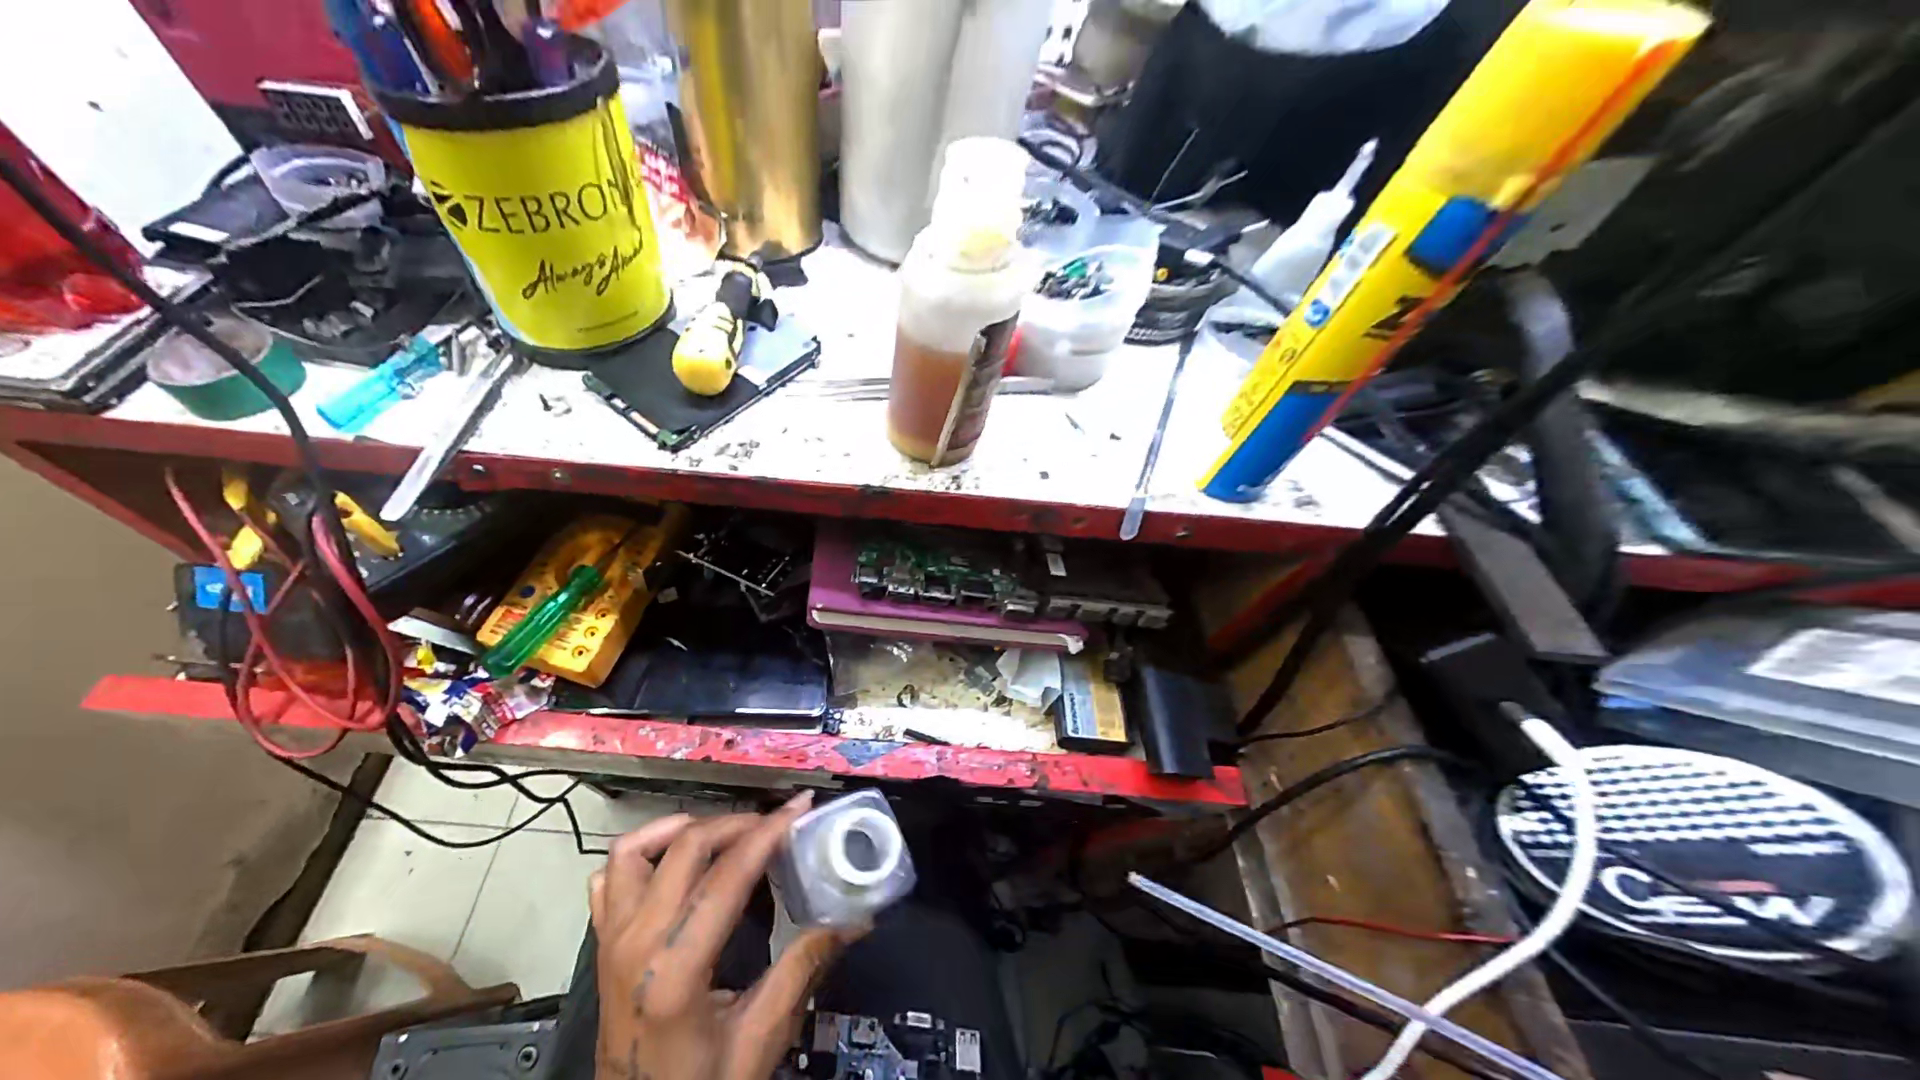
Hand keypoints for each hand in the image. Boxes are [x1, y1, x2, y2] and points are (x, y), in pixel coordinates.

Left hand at [590, 792, 860, 1079]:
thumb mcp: (760, 1037)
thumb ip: (803, 968)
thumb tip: (854, 920)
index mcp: (675, 971)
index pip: (726, 876)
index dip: (767, 834)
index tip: (800, 809)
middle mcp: (635, 944)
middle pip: (684, 848)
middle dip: (736, 823)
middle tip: (774, 824)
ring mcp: (610, 942)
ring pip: (634, 851)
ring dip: (682, 829)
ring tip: (724, 833)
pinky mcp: (601, 946)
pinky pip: (609, 879)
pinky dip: (641, 854)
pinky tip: (673, 859)